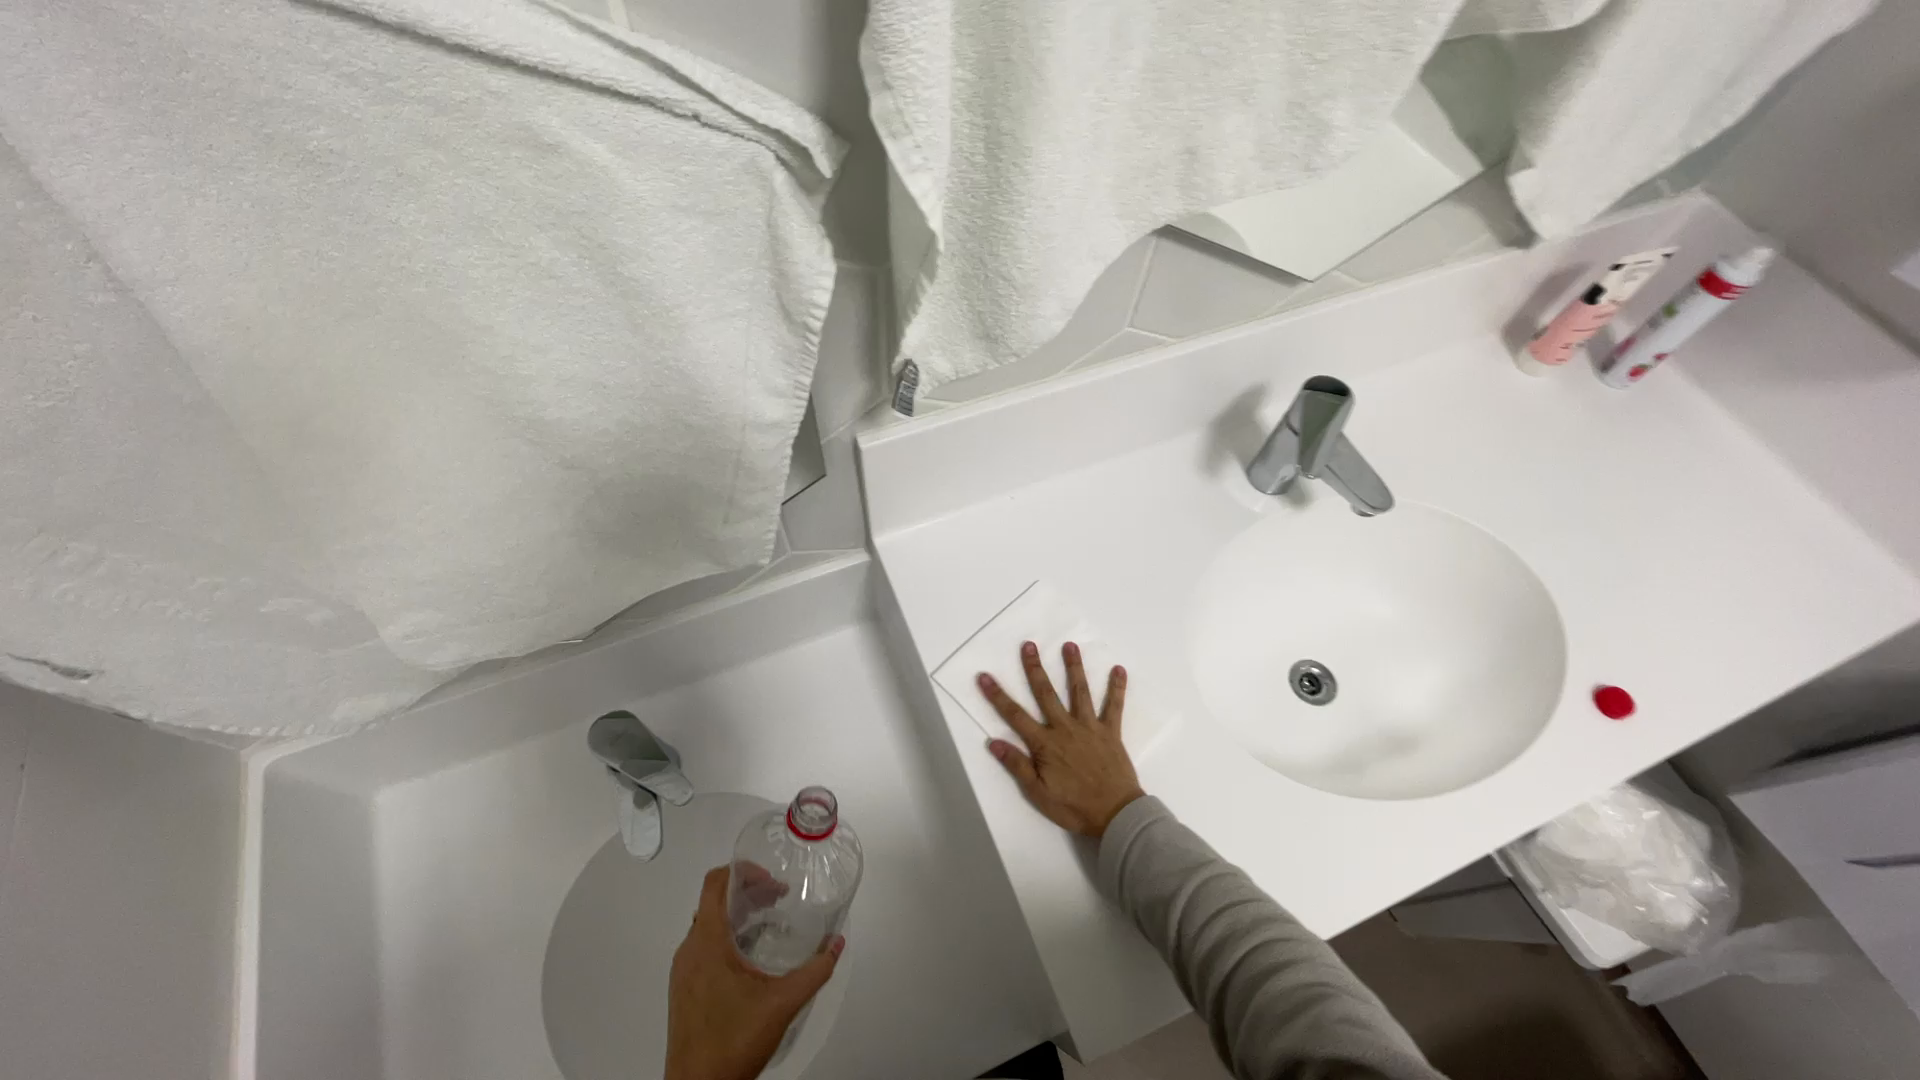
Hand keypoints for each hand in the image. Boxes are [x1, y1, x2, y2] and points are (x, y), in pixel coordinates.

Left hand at [665, 865, 844, 1079]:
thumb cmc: (735, 1040)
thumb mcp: (783, 1003)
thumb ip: (815, 970)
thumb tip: (838, 942)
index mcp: (707, 942)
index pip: (715, 883)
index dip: (742, 870)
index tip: (772, 876)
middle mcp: (690, 949)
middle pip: (715, 901)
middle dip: (749, 892)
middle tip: (780, 897)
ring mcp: (683, 971)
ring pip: (709, 925)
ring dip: (739, 915)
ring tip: (771, 922)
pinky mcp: (684, 989)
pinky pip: (704, 947)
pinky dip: (728, 937)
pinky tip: (753, 957)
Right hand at [980, 641, 1144, 838]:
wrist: (1116, 815)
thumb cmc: (1074, 807)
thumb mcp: (1038, 793)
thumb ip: (1017, 766)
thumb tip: (993, 742)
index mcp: (1045, 744)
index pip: (1015, 716)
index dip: (998, 696)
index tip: (985, 677)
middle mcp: (1065, 729)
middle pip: (1046, 694)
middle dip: (1035, 668)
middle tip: (1028, 645)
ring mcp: (1090, 727)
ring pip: (1080, 692)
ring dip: (1074, 667)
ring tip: (1070, 645)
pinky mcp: (1111, 732)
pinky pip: (1115, 706)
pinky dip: (1117, 688)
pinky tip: (1118, 669)